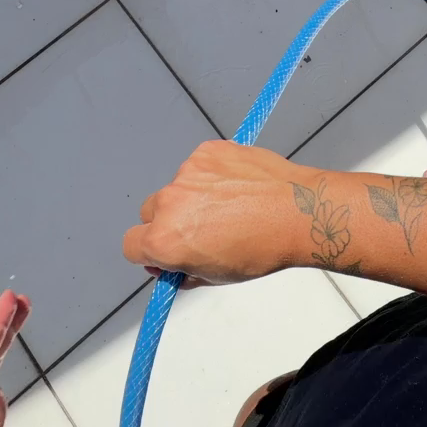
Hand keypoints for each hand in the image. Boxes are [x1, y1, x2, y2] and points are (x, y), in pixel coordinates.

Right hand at [123, 141, 310, 283]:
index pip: (131, 245)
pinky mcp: (208, 150)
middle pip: (151, 212)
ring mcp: (188, 171)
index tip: (170, 251)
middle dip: (169, 220)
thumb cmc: (259, 251)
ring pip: (179, 186)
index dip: (149, 251)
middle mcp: (168, 202)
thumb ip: (182, 271)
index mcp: (164, 239)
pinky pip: (200, 164)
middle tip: (203, 226)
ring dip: (194, 194)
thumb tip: (172, 265)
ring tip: (231, 202)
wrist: (294, 212)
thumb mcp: (215, 277)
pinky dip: (212, 173)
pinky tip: (237, 182)